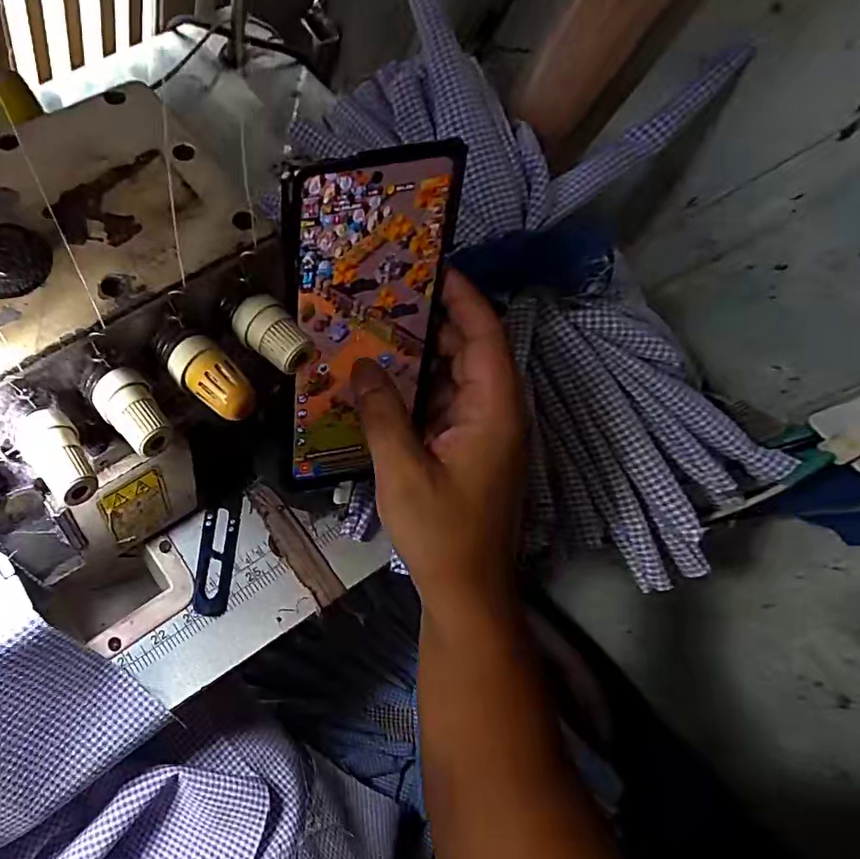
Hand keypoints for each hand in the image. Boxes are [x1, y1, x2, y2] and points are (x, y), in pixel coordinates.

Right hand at [353, 270, 523, 606]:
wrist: (466, 589)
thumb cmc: (441, 531)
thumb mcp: (403, 470)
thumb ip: (382, 415)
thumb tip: (362, 368)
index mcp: (494, 411)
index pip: (484, 337)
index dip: (463, 299)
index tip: (433, 269)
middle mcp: (497, 415)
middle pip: (470, 354)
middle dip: (432, 326)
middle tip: (386, 304)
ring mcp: (485, 436)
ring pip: (454, 383)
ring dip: (420, 363)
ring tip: (376, 340)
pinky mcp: (470, 454)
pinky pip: (445, 410)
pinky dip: (418, 396)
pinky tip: (382, 392)